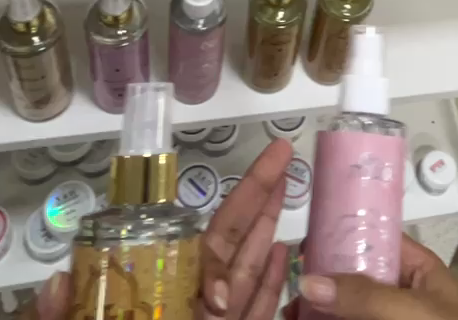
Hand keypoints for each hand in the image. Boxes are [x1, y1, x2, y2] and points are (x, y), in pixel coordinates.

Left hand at [199, 137, 293, 319]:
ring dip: (268, 227)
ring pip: (250, 268)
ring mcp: (225, 317)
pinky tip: (283, 252)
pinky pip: (257, 307)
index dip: (250, 189)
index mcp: (182, 283)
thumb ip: (199, 294)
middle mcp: (206, 296)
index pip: (220, 228)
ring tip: (286, 186)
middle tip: (284, 153)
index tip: (274, 154)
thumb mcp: (170, 313)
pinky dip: (272, 282)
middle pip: (237, 238)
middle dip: (261, 194)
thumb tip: (220, 293)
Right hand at [291, 237, 457, 319]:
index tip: (300, 246)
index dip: (337, 238)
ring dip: (318, 314)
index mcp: (415, 269)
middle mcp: (399, 294)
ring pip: (347, 313)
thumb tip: (307, 280)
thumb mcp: (413, 310)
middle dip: (319, 286)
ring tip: (287, 318)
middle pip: (351, 281)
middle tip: (287, 298)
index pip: (371, 239)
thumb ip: (364, 295)